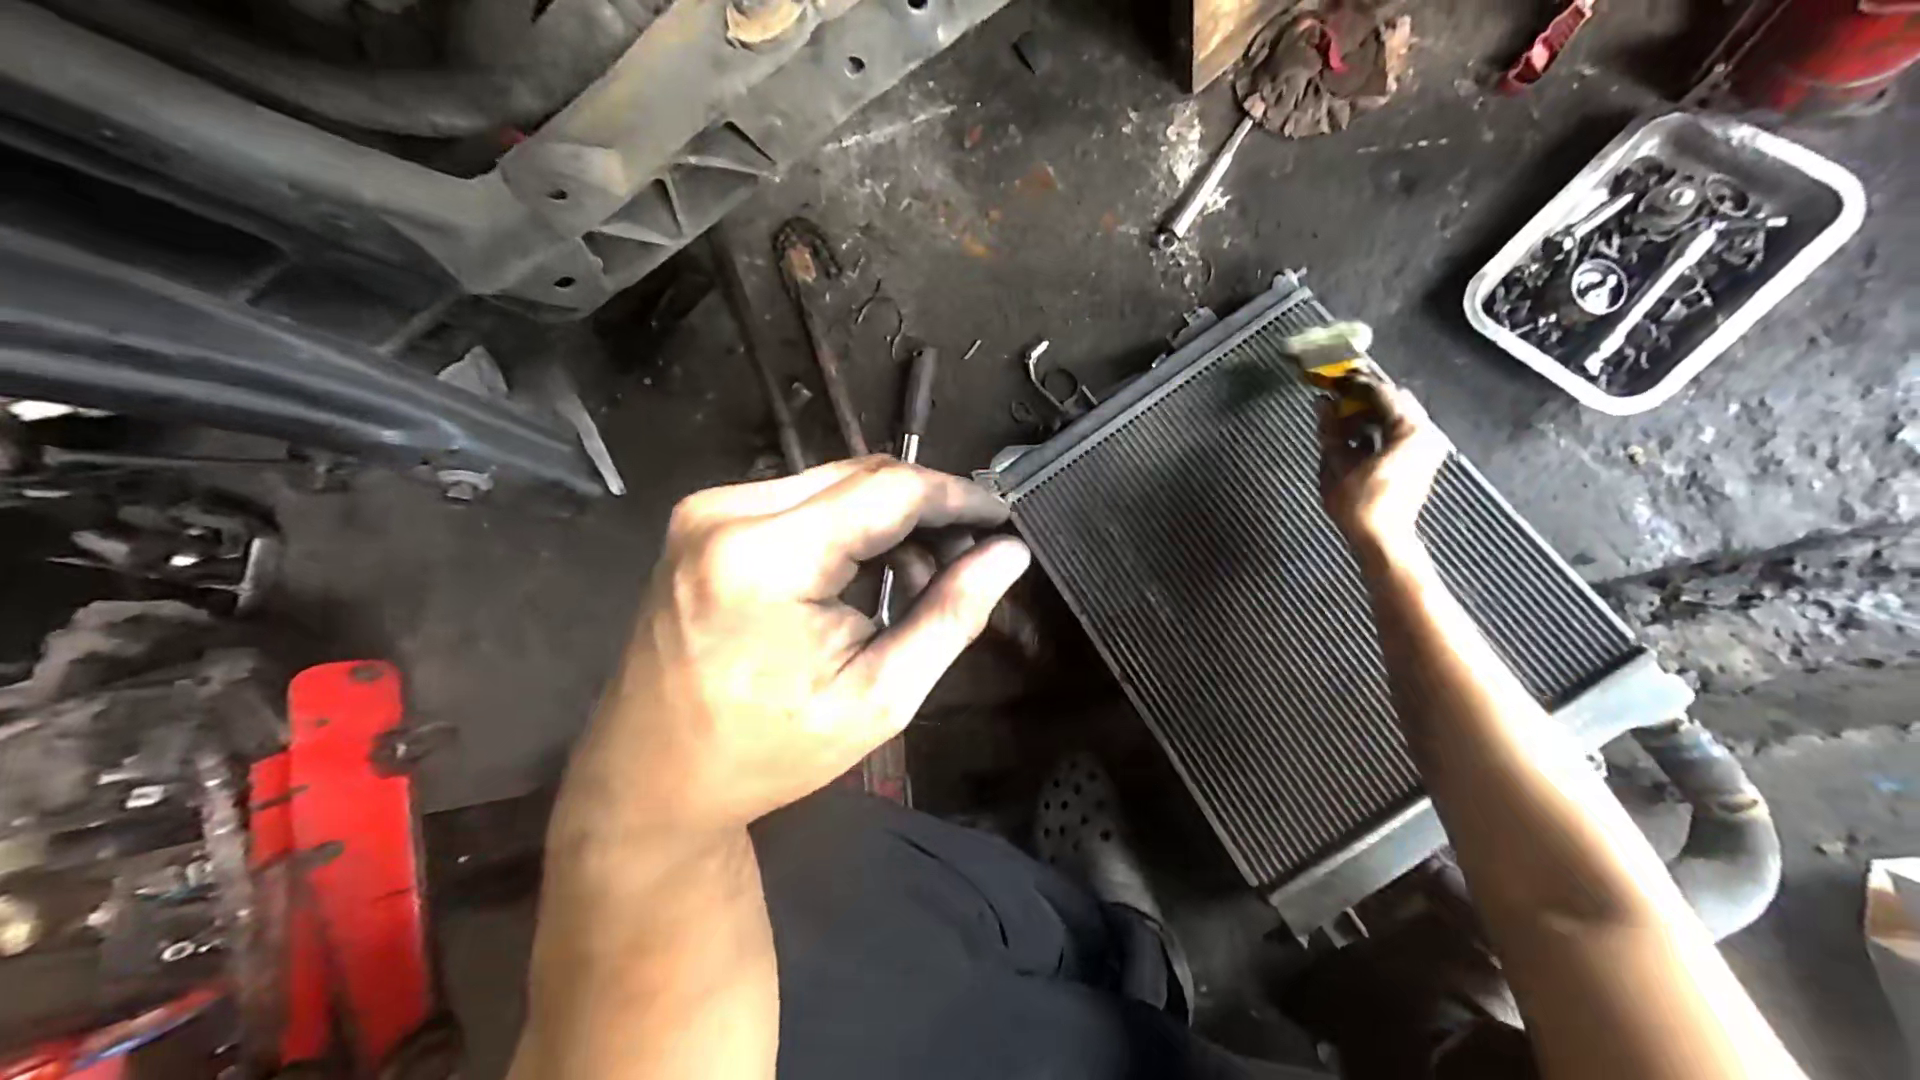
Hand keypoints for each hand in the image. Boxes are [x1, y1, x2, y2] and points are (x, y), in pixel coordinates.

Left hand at [564, 457, 1030, 835]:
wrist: (654, 774)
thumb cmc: (768, 751)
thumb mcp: (878, 697)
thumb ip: (949, 616)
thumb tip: (1009, 554)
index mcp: (765, 556)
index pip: (888, 491)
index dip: (955, 497)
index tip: (1001, 516)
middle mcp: (726, 512)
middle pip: (860, 476)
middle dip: (924, 509)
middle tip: (965, 556)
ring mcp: (706, 511)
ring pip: (832, 483)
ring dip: (886, 518)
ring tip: (914, 579)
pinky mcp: (702, 521)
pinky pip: (799, 499)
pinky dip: (845, 524)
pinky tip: (863, 572)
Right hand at [1317, 373, 1449, 559]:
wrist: (1383, 539)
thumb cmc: (1360, 505)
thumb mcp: (1336, 464)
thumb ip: (1330, 430)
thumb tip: (1321, 403)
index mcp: (1409, 430)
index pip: (1381, 393)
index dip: (1354, 384)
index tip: (1332, 379)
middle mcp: (1425, 433)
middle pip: (1392, 401)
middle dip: (1362, 398)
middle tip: (1334, 399)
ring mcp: (1426, 446)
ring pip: (1395, 416)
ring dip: (1367, 414)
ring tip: (1339, 422)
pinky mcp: (1420, 459)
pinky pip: (1398, 432)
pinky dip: (1376, 429)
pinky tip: (1353, 438)